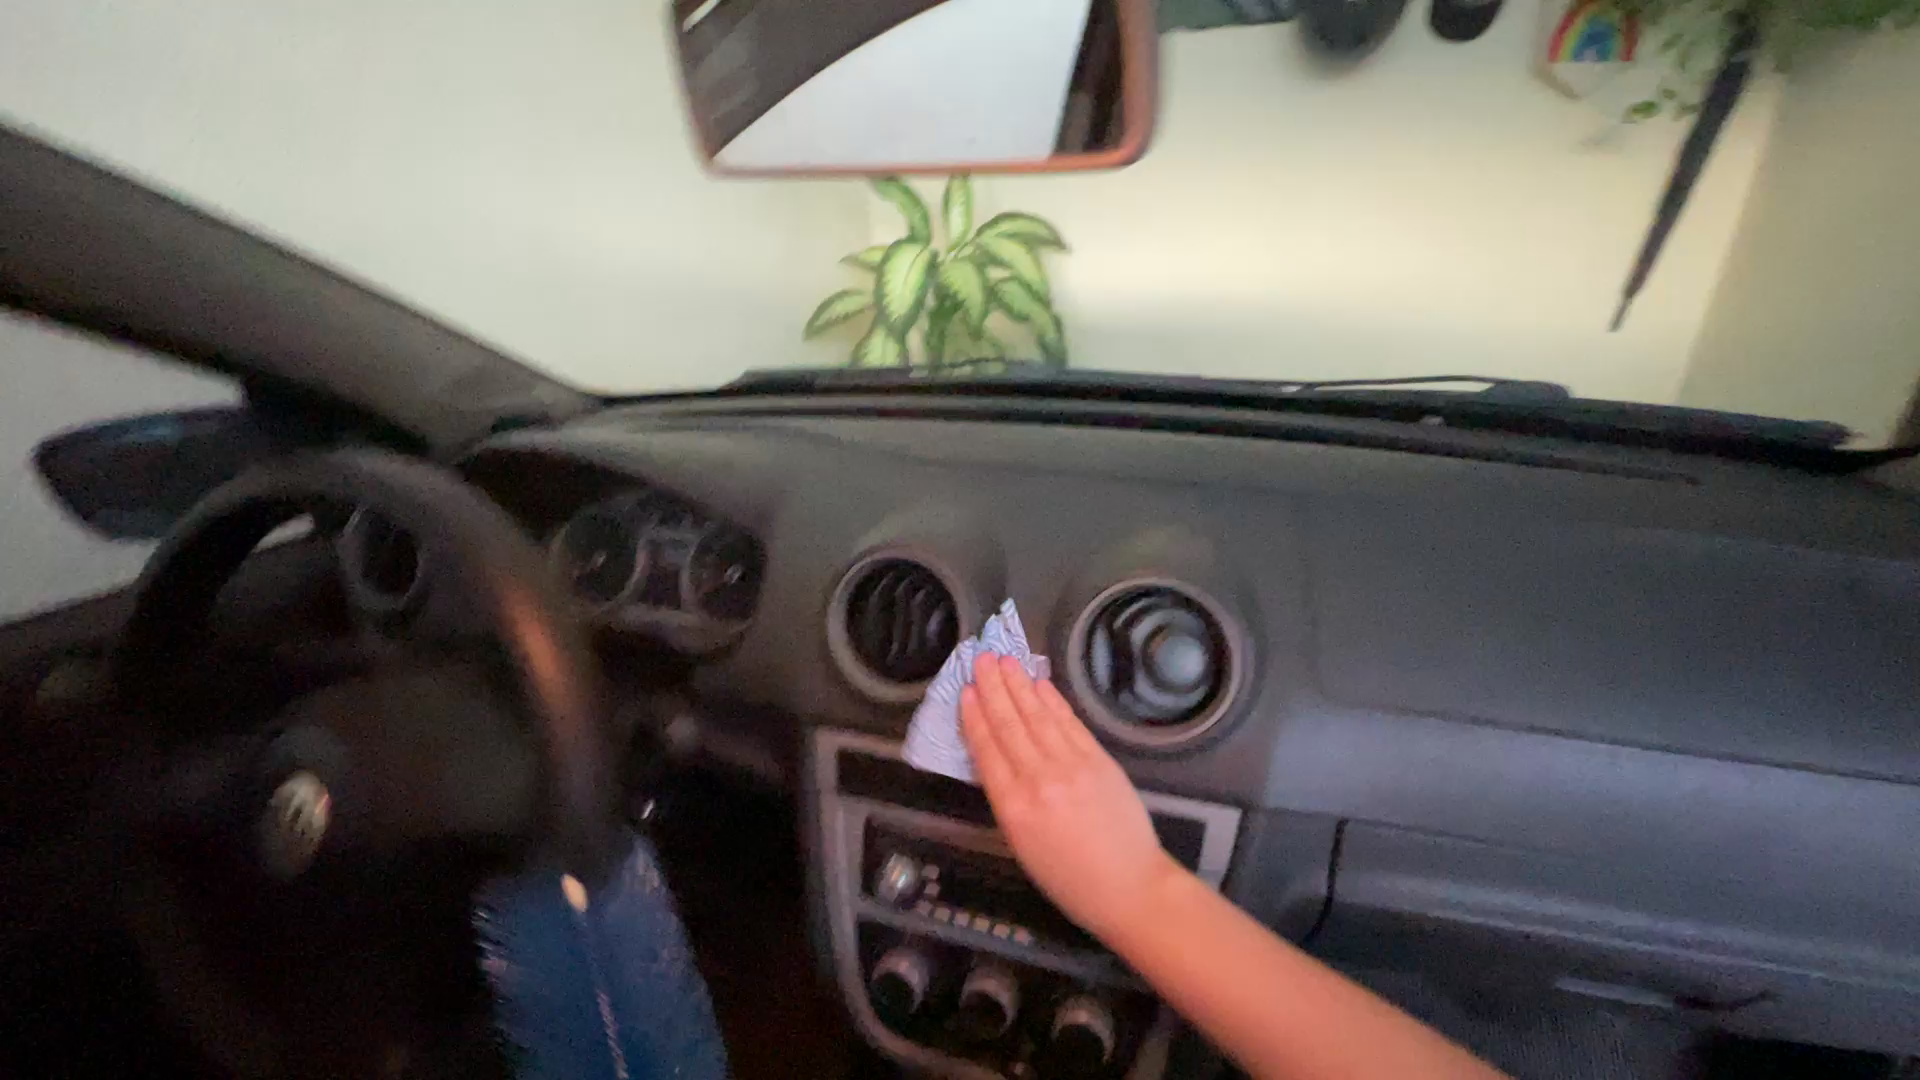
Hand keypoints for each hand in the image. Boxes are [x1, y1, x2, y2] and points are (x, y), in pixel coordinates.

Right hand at [961, 655, 1184, 941]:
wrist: (1129, 887)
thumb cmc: (1067, 877)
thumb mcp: (1021, 845)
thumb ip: (1007, 798)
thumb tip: (996, 757)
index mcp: (1013, 807)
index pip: (987, 749)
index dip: (974, 716)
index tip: (966, 690)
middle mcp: (1038, 779)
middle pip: (1010, 724)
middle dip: (994, 688)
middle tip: (982, 658)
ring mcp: (1071, 765)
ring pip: (1037, 716)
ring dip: (1019, 685)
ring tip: (1005, 660)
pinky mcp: (1098, 759)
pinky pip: (1068, 723)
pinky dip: (1052, 700)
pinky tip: (1040, 684)